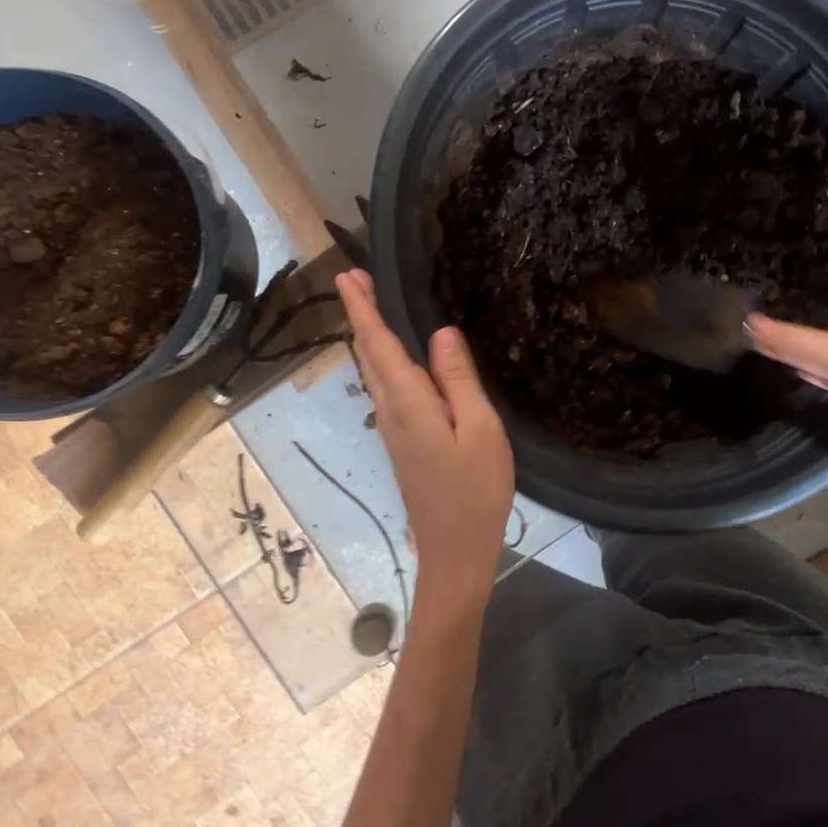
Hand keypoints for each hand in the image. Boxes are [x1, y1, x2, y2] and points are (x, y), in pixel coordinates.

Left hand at [336, 270, 514, 602]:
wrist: (455, 550)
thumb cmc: (475, 490)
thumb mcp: (480, 429)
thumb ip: (458, 380)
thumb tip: (442, 333)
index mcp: (409, 403)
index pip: (379, 345)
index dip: (363, 309)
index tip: (347, 275)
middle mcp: (392, 412)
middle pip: (370, 355)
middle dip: (361, 316)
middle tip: (355, 279)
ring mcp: (394, 430)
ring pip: (376, 373)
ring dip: (371, 337)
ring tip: (373, 307)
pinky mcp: (403, 443)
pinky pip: (389, 390)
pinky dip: (385, 361)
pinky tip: (400, 358)